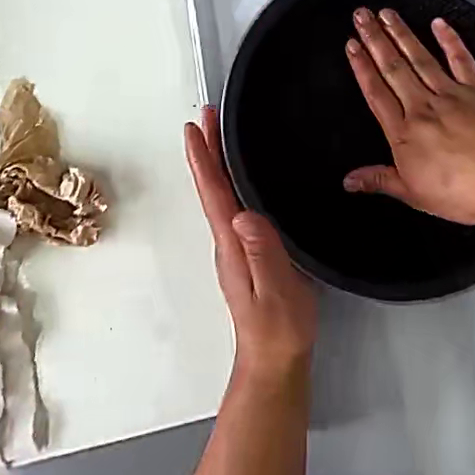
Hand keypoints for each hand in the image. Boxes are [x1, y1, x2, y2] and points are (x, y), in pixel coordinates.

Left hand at [184, 107, 317, 379]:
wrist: (274, 357)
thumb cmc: (278, 328)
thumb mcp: (277, 291)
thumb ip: (262, 254)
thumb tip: (243, 216)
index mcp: (231, 242)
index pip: (213, 192)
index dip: (203, 158)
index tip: (195, 127)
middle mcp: (226, 239)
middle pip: (211, 187)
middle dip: (206, 149)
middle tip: (206, 116)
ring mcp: (233, 245)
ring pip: (219, 194)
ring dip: (215, 162)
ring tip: (217, 135)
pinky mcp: (244, 251)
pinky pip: (231, 204)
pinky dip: (228, 181)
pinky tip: (237, 176)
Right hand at [343, 7, 474, 224]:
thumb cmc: (467, 189)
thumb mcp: (415, 194)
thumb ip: (380, 180)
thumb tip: (349, 181)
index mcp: (404, 132)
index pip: (376, 93)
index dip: (361, 68)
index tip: (351, 46)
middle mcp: (423, 107)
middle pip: (393, 68)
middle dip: (374, 40)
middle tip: (361, 16)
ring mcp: (452, 94)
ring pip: (420, 58)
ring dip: (401, 34)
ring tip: (386, 13)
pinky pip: (462, 60)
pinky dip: (449, 40)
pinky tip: (438, 24)